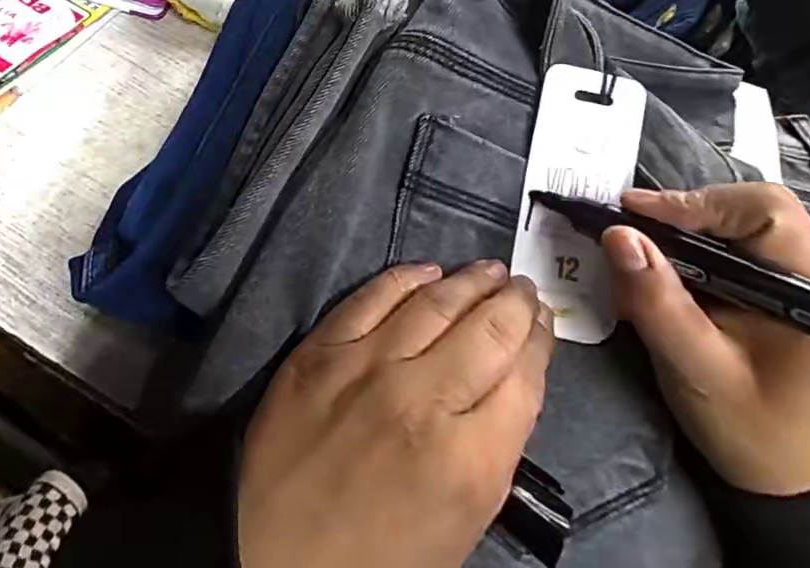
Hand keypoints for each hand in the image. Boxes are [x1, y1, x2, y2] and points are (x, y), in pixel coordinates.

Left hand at [238, 260, 555, 567]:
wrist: (265, 562)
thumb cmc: (377, 557)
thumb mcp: (461, 523)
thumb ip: (497, 448)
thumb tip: (515, 376)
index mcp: (468, 460)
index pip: (526, 375)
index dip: (542, 339)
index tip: (544, 321)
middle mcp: (425, 399)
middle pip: (492, 327)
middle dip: (518, 302)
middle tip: (524, 289)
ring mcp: (370, 367)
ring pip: (440, 301)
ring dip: (474, 279)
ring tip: (491, 271)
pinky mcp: (323, 350)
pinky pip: (377, 294)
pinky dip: (409, 277)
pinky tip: (430, 272)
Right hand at [604, 184, 809, 494]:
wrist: (792, 484)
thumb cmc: (754, 433)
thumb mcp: (697, 371)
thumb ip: (658, 301)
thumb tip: (619, 234)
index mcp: (809, 290)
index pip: (764, 210)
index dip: (699, 202)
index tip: (638, 215)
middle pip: (749, 207)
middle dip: (687, 213)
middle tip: (637, 233)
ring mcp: (796, 278)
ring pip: (737, 222)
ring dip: (686, 231)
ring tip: (643, 255)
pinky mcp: (776, 288)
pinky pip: (733, 246)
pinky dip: (693, 251)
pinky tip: (664, 275)